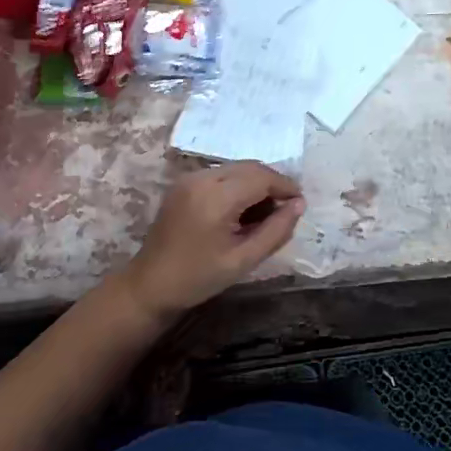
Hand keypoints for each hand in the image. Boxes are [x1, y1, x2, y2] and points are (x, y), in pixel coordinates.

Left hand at [122, 163, 305, 318]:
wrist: (150, 284)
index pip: (261, 177)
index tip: (300, 204)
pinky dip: (236, 184)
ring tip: (264, 213)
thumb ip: (276, 230)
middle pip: (249, 166)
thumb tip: (299, 205)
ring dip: (254, 183)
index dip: (285, 186)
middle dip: (272, 183)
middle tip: (285, 210)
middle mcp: (201, 178)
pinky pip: (219, 173)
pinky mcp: (182, 183)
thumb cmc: (199, 278)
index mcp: (215, 197)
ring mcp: (188, 178)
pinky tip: (240, 210)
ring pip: (235, 168)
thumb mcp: (244, 260)